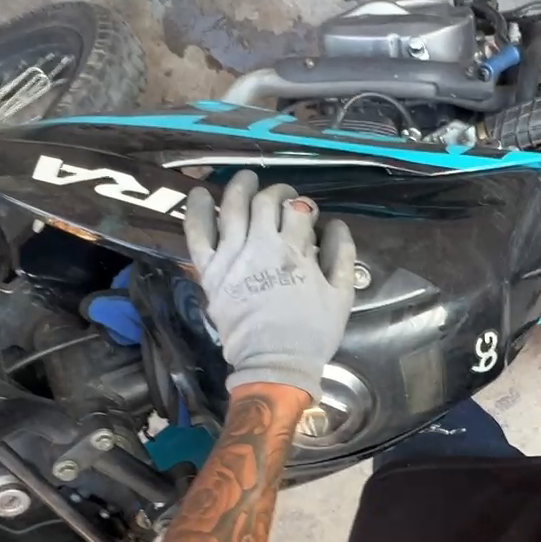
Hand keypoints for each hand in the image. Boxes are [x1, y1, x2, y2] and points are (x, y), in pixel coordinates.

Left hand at [184, 170, 357, 399]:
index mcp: (295, 252)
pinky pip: (198, 234)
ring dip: (241, 187)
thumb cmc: (312, 333)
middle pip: (266, 203)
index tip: (307, 213)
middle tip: (283, 195)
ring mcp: (232, 256)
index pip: (298, 211)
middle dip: (277, 192)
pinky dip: (198, 211)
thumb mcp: (342, 297)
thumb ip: (342, 257)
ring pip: (233, 208)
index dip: (305, 206)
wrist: (274, 363)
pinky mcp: (211, 271)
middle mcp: (261, 245)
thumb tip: (337, 225)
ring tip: (246, 178)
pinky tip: (203, 194)